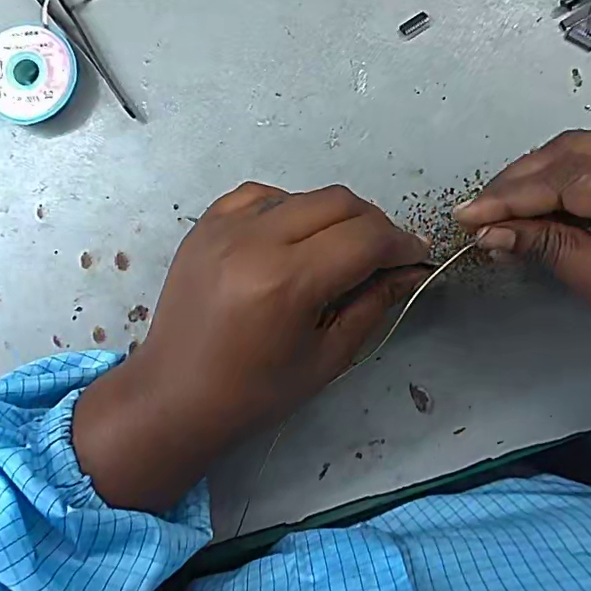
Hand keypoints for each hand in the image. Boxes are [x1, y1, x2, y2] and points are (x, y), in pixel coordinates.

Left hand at [73, 183, 430, 510]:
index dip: (401, 244)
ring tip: (338, 250)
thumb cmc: (254, 393)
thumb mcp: (325, 358)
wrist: (174, 395)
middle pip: (339, 202)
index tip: (416, 257)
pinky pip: (260, 196)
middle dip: (375, 224)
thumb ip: (371, 305)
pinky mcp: (204, 226)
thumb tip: (408, 272)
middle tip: (384, 255)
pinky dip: (289, 208)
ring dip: (335, 216)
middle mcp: (254, 241)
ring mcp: (223, 228)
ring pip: (303, 195)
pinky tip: (292, 236)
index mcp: (286, 282)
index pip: (365, 238)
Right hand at [455, 130, 590, 462]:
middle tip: (480, 214)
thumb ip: (557, 248)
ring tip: (504, 213)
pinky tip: (550, 209)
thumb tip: (492, 228)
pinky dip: (579, 187)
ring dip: (547, 180)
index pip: (576, 174)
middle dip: (524, 181)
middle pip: (585, 151)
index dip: (514, 195)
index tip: (466, 217)